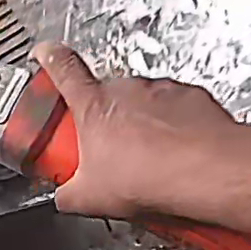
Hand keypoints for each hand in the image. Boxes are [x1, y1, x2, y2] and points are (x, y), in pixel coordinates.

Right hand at [33, 43, 250, 244]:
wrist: (205, 173)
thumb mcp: (87, 197)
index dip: (50, 58)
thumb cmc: (147, 177)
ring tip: (142, 164)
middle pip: (105, 97)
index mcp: (94, 107)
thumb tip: (63, 197)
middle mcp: (128, 90)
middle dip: (102, 122)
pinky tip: (169, 159)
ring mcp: (162, 91)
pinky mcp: (193, 99)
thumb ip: (66, 193)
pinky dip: (168, 132)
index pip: (64, 70)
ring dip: (137, 128)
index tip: (44, 52)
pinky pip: (172, 113)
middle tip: (103, 153)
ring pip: (140, 106)